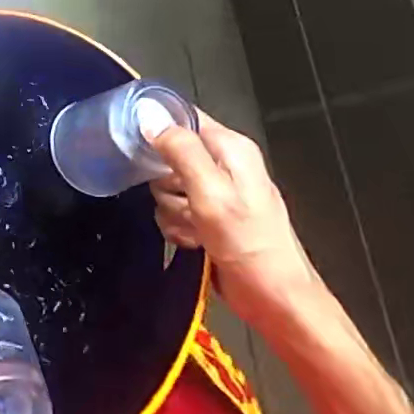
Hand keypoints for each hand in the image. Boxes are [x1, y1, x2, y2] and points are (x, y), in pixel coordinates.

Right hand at [146, 111, 322, 326]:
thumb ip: (180, 150)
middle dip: (164, 180)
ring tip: (192, 226)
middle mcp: (224, 163)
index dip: (156, 123)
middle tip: (179, 199)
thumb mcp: (210, 192)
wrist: (276, 301)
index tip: (137, 144)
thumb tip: (148, 113)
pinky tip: (192, 239)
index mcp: (230, 147)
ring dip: (171, 209)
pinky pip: (173, 210)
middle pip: (168, 153)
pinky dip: (177, 225)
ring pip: (166, 185)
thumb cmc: (249, 244)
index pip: (182, 115)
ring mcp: (216, 191)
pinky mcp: (208, 217)